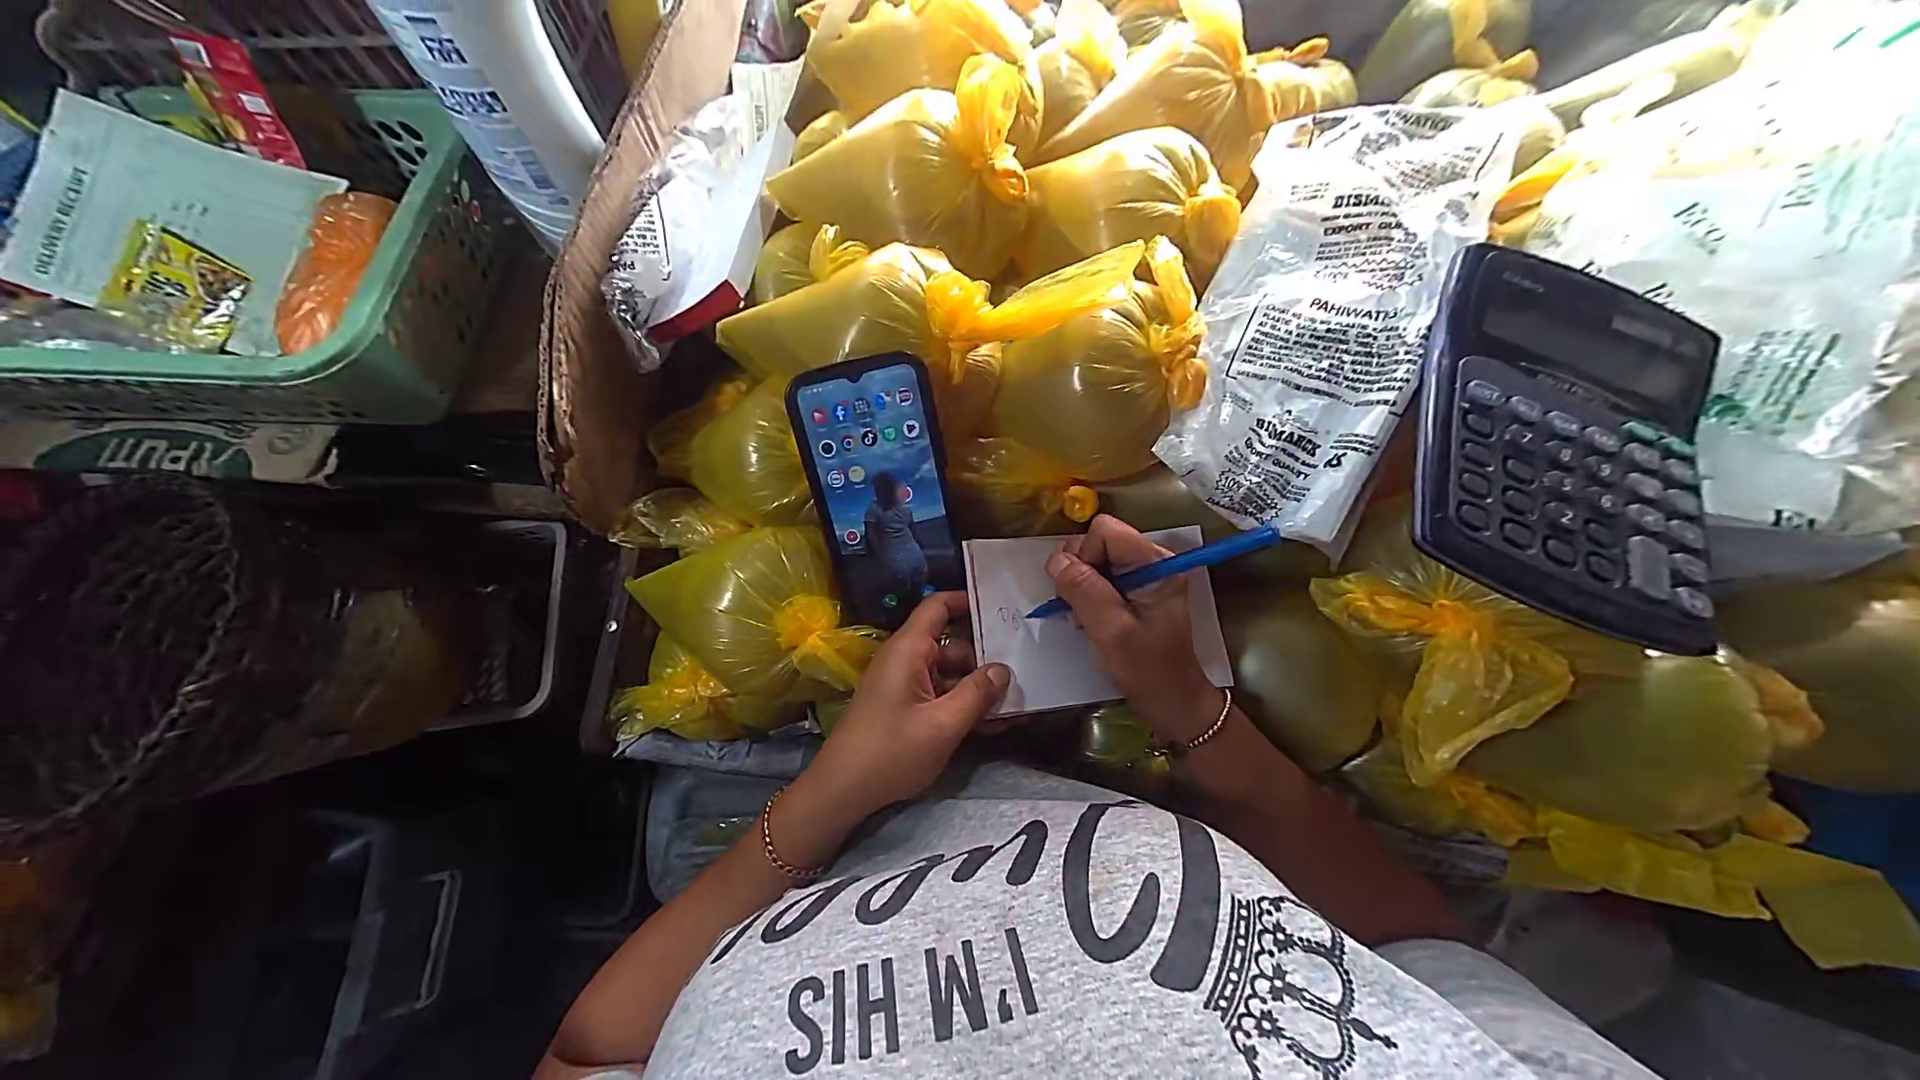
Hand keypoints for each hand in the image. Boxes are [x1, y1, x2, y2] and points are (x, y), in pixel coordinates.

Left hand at [796, 592, 1009, 824]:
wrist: (843, 790)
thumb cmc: (892, 751)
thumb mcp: (943, 724)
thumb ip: (977, 694)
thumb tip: (1002, 669)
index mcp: (909, 649)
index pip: (938, 606)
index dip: (967, 601)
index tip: (1002, 609)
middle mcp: (906, 659)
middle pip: (951, 644)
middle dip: (985, 658)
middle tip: (1023, 670)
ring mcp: (905, 684)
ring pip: (949, 673)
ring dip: (977, 688)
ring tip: (1016, 705)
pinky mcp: (905, 706)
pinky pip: (939, 694)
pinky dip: (962, 704)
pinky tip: (992, 724)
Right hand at [1046, 515, 1219, 740]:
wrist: (1173, 702)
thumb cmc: (1148, 669)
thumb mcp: (1111, 631)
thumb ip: (1083, 591)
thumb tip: (1056, 560)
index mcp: (1154, 564)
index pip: (1105, 531)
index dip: (1085, 555)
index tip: (1083, 591)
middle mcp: (1149, 563)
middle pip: (1097, 542)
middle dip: (1080, 572)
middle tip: (1082, 609)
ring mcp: (1141, 578)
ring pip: (1094, 561)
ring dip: (1081, 588)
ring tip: (1086, 619)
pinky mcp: (1133, 593)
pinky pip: (1099, 580)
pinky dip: (1087, 598)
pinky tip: (1090, 621)